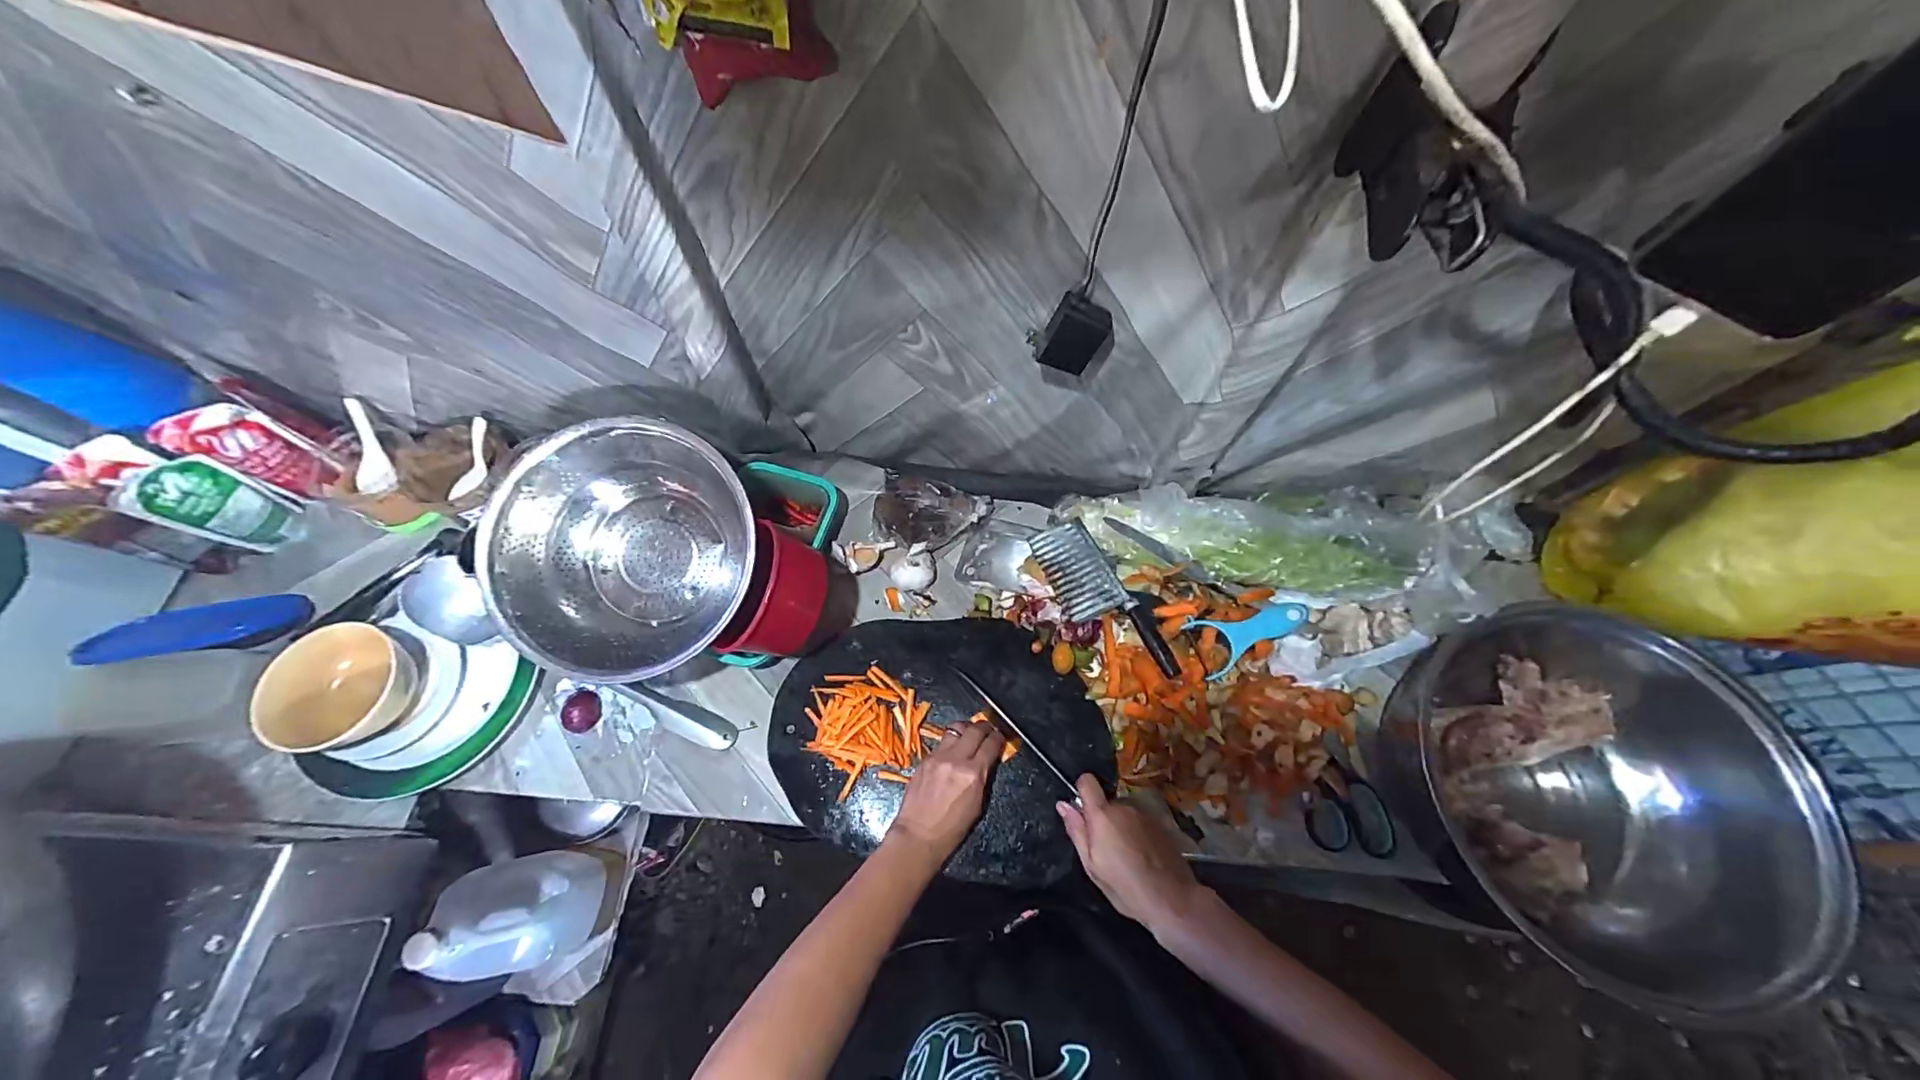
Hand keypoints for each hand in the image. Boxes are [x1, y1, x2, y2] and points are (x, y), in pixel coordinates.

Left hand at [888, 721, 1003, 859]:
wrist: (919, 835)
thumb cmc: (953, 829)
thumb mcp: (978, 805)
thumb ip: (983, 778)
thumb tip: (987, 762)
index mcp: (974, 774)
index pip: (991, 744)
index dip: (998, 737)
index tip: (1000, 736)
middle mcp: (956, 760)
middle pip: (974, 730)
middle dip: (984, 727)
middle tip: (988, 729)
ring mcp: (938, 757)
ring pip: (956, 729)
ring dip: (966, 728)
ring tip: (969, 733)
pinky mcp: (925, 759)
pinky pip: (942, 742)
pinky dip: (951, 742)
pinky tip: (952, 750)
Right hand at [1057, 774, 1208, 931]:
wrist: (1173, 899)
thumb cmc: (1125, 887)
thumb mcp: (1092, 866)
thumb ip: (1077, 831)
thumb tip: (1063, 805)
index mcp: (1103, 815)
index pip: (1087, 781)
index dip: (1081, 792)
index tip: (1083, 814)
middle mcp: (1125, 806)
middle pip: (1107, 802)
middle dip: (1103, 819)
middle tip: (1106, 850)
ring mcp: (1146, 813)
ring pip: (1125, 813)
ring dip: (1122, 826)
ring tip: (1128, 857)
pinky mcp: (1162, 823)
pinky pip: (1141, 821)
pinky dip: (1138, 833)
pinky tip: (1144, 857)